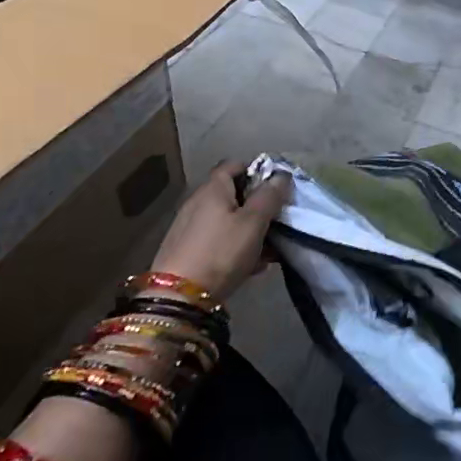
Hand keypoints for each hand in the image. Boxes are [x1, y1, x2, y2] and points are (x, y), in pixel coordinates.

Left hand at [148, 161, 291, 301]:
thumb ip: (269, 197)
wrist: (179, 295)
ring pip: (228, 221)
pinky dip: (235, 248)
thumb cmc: (221, 252)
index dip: (257, 172)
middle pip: (233, 195)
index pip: (234, 165)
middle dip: (257, 208)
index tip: (276, 190)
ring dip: (249, 232)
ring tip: (268, 252)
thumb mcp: (253, 223)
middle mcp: (198, 202)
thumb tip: (281, 176)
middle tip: (277, 225)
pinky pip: (218, 241)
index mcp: (213, 188)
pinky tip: (250, 267)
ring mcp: (190, 227)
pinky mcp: (187, 250)